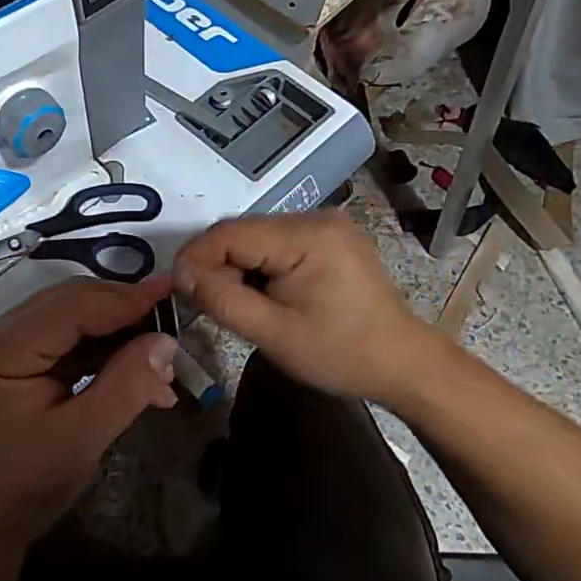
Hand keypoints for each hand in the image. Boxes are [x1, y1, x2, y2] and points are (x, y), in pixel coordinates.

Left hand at [0, 276, 178, 549]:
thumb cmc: (23, 489)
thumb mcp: (81, 439)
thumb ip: (125, 386)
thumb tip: (165, 341)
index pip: (68, 308)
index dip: (123, 298)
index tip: (171, 290)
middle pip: (65, 306)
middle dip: (122, 314)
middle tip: (172, 329)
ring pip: (65, 321)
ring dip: (113, 333)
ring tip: (158, 356)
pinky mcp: (5, 363)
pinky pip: (58, 342)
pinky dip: (96, 351)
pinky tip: (129, 367)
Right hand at [174, 212, 438, 404]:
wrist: (402, 364)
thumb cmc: (340, 354)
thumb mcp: (273, 333)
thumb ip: (222, 299)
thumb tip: (181, 274)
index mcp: (306, 235)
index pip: (229, 233)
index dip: (195, 259)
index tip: (178, 292)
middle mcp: (316, 217)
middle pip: (242, 232)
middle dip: (216, 266)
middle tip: (204, 305)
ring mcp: (326, 226)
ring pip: (256, 239)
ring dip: (236, 268)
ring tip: (234, 305)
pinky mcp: (330, 239)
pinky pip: (277, 245)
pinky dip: (259, 268)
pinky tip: (261, 295)